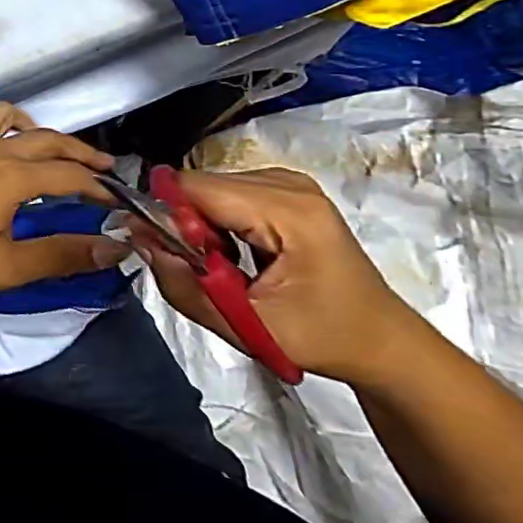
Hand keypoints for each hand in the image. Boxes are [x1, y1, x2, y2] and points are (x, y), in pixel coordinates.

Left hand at [0, 102, 126, 328]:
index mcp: (13, 176)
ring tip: (49, 147)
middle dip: (80, 152)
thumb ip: (62, 255)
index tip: (119, 199)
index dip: (99, 187)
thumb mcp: (8, 267)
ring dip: (37, 129)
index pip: (70, 176)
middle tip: (104, 166)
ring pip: (9, 118)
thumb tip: (114, 247)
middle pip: (47, 140)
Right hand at [134, 168, 428, 386]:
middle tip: (200, 269)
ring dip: (199, 225)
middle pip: (200, 185)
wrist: (383, 342)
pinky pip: (224, 192)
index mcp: (290, 211)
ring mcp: (287, 180)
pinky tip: (235, 253)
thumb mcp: (250, 328)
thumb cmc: (326, 338)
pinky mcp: (283, 187)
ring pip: (207, 188)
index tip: (164, 254)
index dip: (166, 216)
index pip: (195, 188)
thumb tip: (139, 243)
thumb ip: (186, 289)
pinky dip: (216, 221)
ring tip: (222, 266)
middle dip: (184, 224)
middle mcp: (287, 182)